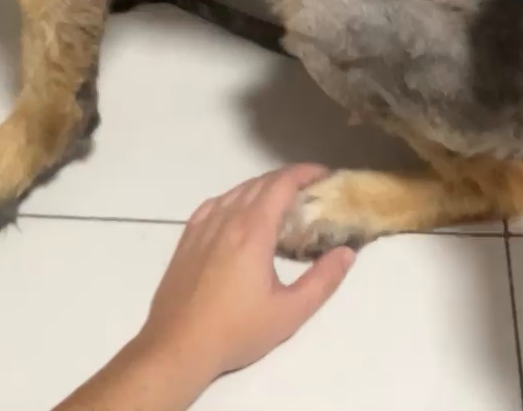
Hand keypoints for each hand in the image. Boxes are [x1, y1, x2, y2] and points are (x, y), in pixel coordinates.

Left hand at [136, 165, 356, 382]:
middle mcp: (228, 218)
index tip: (325, 175)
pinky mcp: (187, 239)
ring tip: (280, 203)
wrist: (175, 349)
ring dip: (263, 188)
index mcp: (253, 230)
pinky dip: (235, 198)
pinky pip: (215, 203)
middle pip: (261, 182)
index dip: (305, 172)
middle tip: (310, 192)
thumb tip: (347, 253)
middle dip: (288, 179)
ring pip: (237, 190)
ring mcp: (203, 226)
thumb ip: (323, 281)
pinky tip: (239, 213)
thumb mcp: (289, 313)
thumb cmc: (235, 331)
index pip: (282, 183)